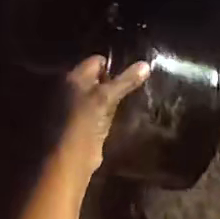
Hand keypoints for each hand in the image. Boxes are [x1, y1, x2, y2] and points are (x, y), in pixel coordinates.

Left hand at [57, 55, 150, 174]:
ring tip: (133, 99)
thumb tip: (145, 64)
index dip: (113, 66)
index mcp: (75, 77)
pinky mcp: (85, 122)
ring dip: (114, 97)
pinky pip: (101, 109)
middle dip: (115, 82)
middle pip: (99, 78)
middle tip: (134, 86)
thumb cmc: (86, 121)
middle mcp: (73, 88)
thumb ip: (125, 81)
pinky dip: (111, 110)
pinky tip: (123, 114)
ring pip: (101, 94)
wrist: (73, 157)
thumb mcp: (107, 98)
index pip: (97, 61)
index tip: (130, 74)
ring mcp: (78, 106)